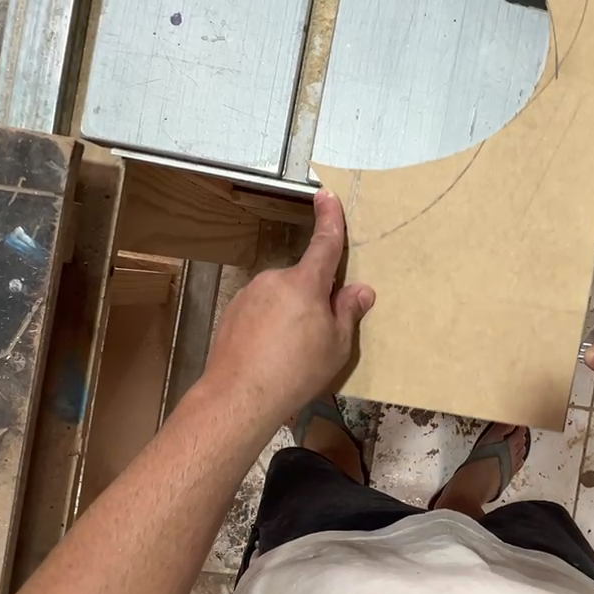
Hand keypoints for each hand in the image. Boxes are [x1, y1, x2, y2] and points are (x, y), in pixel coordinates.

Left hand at [199, 190, 374, 425]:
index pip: (324, 243)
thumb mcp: (336, 345)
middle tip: (320, 335)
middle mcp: (275, 280)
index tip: (327, 196)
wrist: (239, 396)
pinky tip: (270, 353)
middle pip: (304, 280)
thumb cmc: (295, 370)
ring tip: (292, 352)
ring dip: (291, 314)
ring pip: (282, 297)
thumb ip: (348, 312)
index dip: (330, 218)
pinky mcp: (233, 311)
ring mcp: (250, 294)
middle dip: (314, 299)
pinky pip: (261, 311)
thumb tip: (360, 290)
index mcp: (305, 283)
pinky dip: (269, 325)